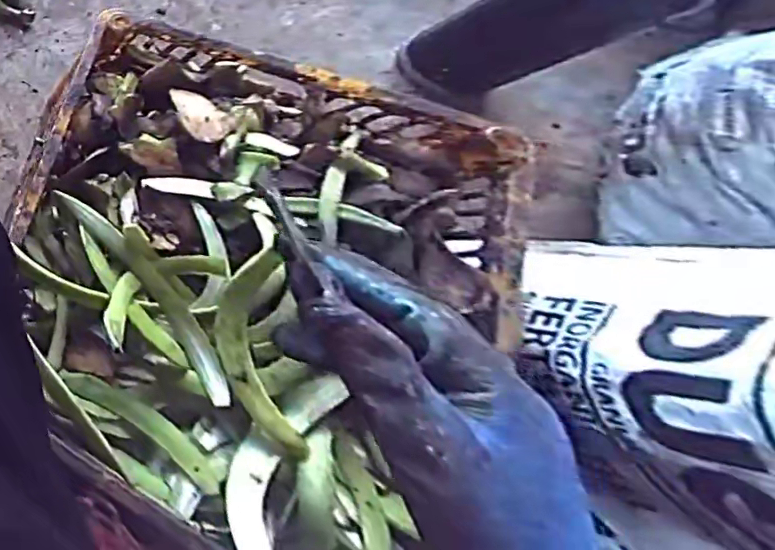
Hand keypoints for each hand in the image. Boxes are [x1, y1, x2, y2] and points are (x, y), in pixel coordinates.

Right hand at [274, 247, 593, 549]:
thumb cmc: (492, 529)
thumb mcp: (429, 443)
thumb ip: (379, 368)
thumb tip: (320, 298)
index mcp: (485, 374)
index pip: (408, 303)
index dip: (351, 274)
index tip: (295, 251)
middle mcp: (481, 386)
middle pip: (401, 325)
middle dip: (339, 306)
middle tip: (282, 293)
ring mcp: (473, 419)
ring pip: (396, 357)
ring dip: (340, 342)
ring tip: (288, 337)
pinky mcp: (458, 448)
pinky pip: (396, 389)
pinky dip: (354, 374)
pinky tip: (327, 379)